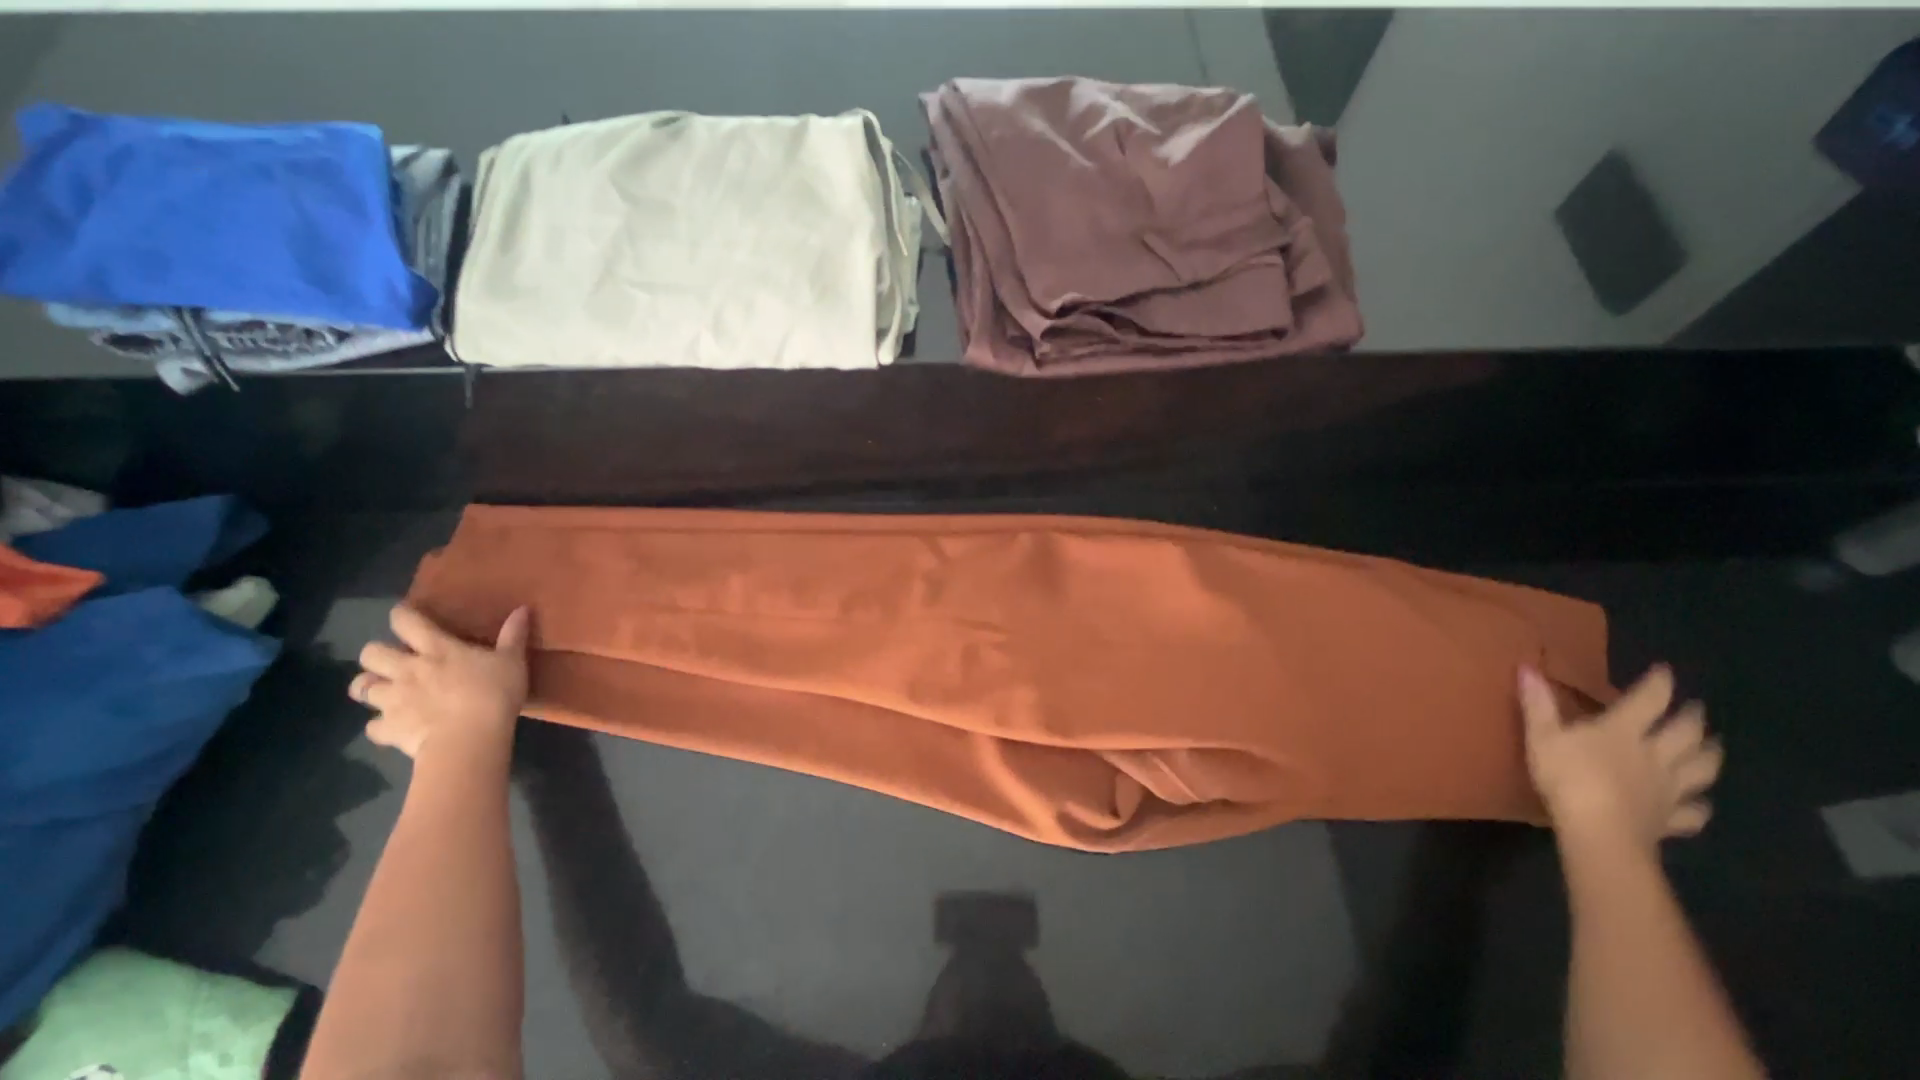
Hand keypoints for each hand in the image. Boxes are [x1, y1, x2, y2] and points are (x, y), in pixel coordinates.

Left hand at [350, 604, 530, 759]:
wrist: (469, 740)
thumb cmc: (493, 695)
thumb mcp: (512, 662)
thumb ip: (513, 636)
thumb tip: (522, 608)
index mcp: (436, 649)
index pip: (405, 621)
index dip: (401, 615)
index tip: (405, 617)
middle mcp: (406, 670)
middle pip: (370, 653)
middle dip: (376, 655)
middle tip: (394, 661)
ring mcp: (393, 700)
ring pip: (360, 688)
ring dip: (371, 688)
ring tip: (385, 693)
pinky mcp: (389, 729)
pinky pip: (372, 728)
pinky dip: (380, 727)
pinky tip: (393, 728)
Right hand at [1519, 664, 1722, 849]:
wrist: (1598, 831)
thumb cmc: (1568, 778)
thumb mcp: (1542, 737)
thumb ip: (1538, 705)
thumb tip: (1527, 667)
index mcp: (1624, 731)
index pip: (1650, 699)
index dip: (1660, 683)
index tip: (1665, 671)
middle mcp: (1655, 755)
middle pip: (1685, 732)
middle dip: (1693, 718)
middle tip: (1697, 709)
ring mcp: (1668, 789)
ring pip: (1701, 769)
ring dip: (1710, 755)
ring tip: (1714, 746)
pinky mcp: (1670, 819)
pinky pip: (1693, 813)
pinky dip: (1700, 807)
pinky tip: (1700, 805)